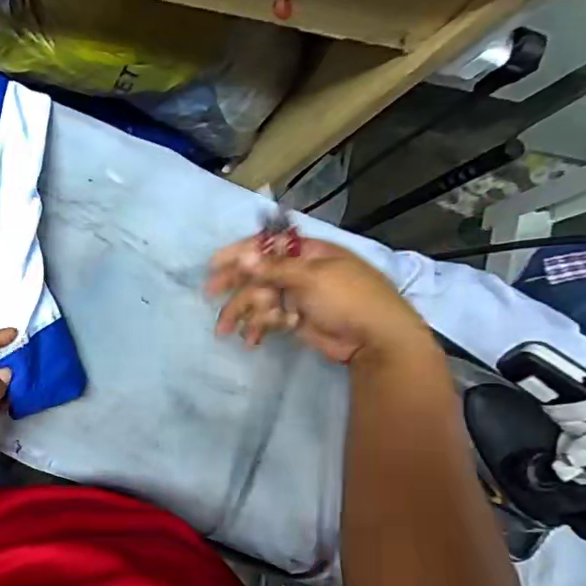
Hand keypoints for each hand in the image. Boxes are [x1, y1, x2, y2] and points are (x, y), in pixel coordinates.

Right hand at [206, 235, 430, 366]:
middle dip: (234, 286)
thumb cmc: (349, 298)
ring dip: (241, 313)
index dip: (239, 253)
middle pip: (257, 273)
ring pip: (257, 299)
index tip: (214, 264)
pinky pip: (266, 319)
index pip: (266, 245)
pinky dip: (257, 328)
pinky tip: (252, 340)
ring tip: (226, 330)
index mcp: (308, 252)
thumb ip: (273, 268)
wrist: (375, 338)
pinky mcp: (293, 319)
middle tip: (210, 294)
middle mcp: (299, 272)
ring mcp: (295, 296)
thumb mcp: (312, 278)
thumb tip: (243, 256)